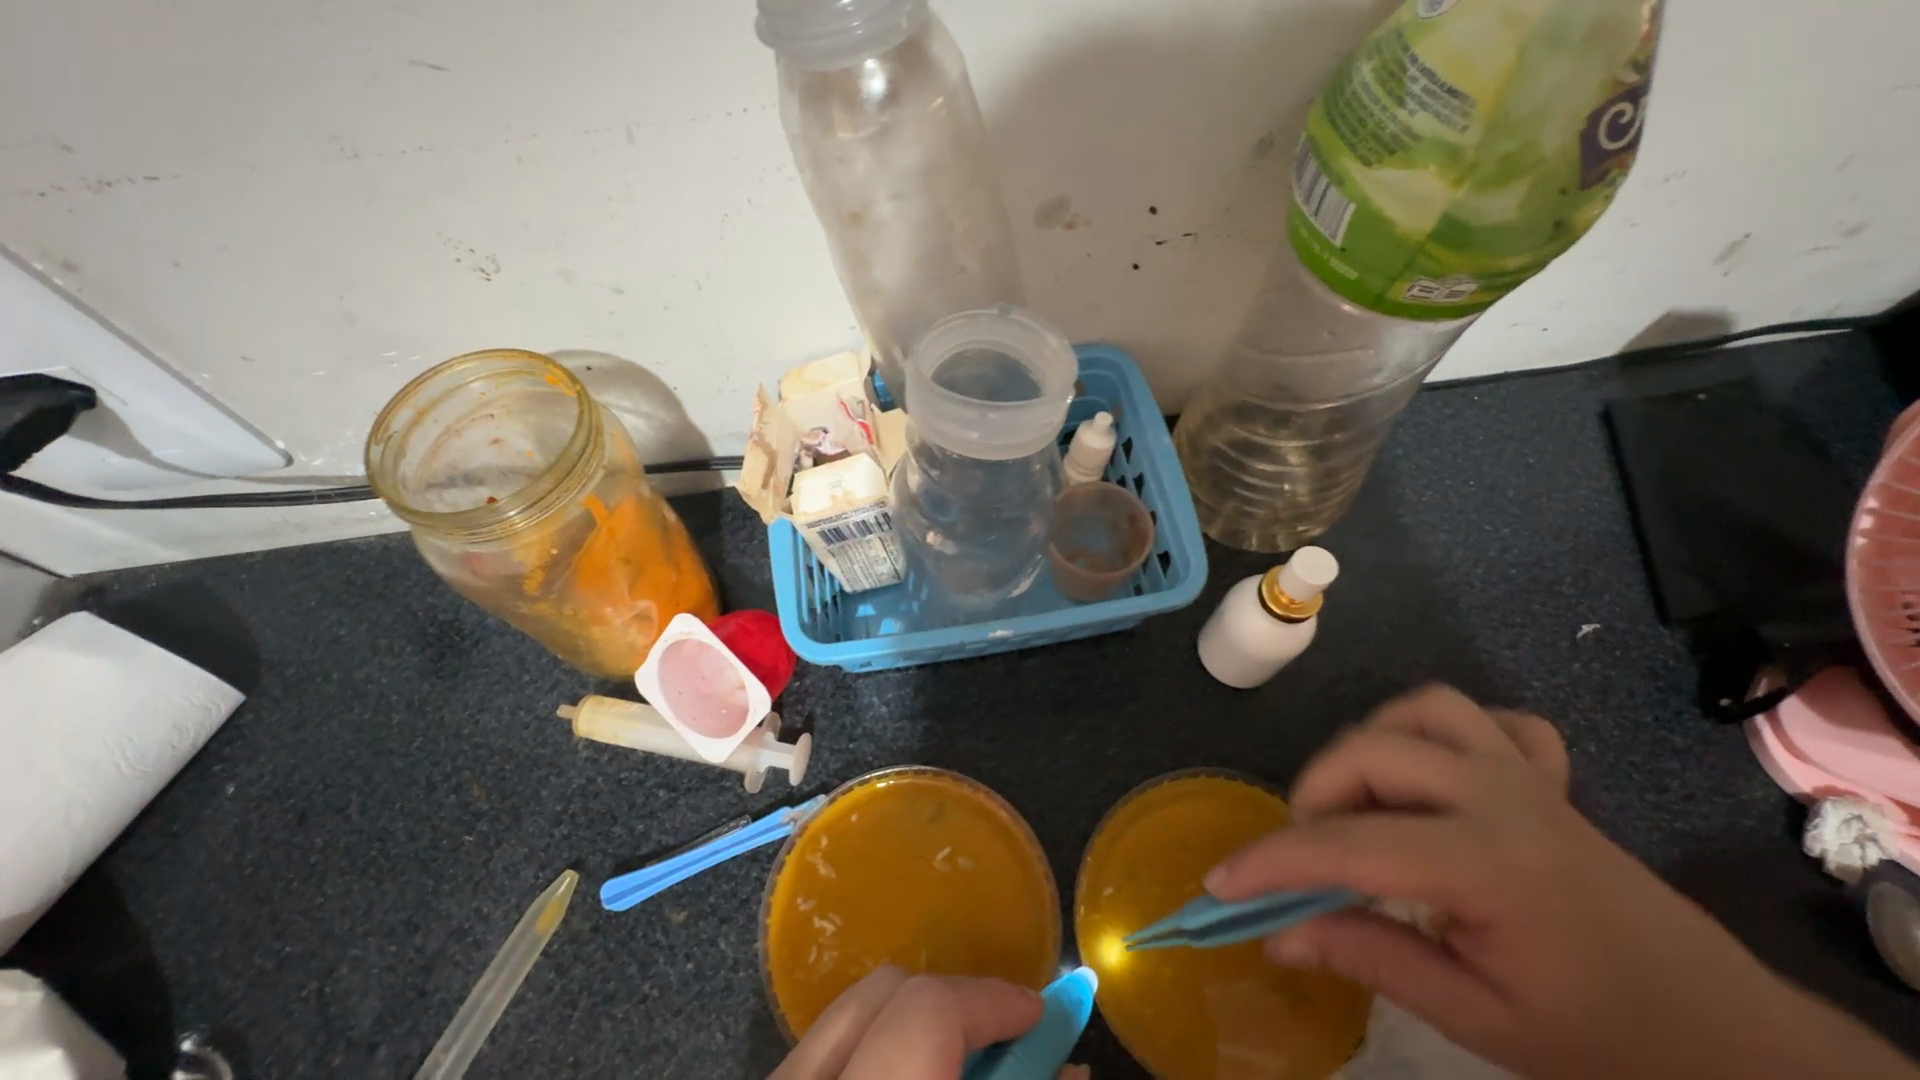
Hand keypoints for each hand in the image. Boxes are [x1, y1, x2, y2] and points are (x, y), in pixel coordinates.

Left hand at [771, 967, 1088, 1079]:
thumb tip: (1068, 1068)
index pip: (928, 1011)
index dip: (993, 1002)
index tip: (1040, 1015)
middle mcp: (805, 1079)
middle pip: (884, 992)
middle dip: (955, 1006)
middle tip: (1006, 1043)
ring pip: (848, 1015)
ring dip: (914, 1028)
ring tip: (958, 1064)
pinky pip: (821, 1051)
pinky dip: (874, 1055)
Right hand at [1205, 684, 1919, 1079]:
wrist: (1726, 1035)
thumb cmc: (1601, 1037)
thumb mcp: (1479, 1019)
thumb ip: (1372, 959)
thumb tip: (1278, 934)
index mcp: (1485, 864)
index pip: (1348, 844)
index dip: (1273, 861)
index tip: (1220, 882)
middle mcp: (1501, 797)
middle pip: (1373, 750)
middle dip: (1314, 793)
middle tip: (1308, 857)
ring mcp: (1529, 778)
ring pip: (1425, 708)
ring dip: (1372, 745)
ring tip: (1360, 803)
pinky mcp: (1550, 779)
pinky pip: (1492, 720)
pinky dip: (1446, 732)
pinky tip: (1436, 777)